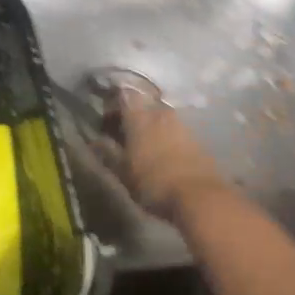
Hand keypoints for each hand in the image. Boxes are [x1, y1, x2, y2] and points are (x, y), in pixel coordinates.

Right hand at [97, 78, 230, 219]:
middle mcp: (160, 113)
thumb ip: (107, 153)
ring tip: (142, 146)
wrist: (202, 198)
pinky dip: (165, 137)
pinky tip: (162, 155)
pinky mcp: (197, 139)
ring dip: (149, 126)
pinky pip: (174, 130)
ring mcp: (181, 125)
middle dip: (131, 114)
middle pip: (142, 103)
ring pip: (159, 116)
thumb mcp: (123, 172)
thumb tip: (93, 141)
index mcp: (138, 116)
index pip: (122, 95)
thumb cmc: (154, 183)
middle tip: (122, 132)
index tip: (105, 119)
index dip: (112, 103)